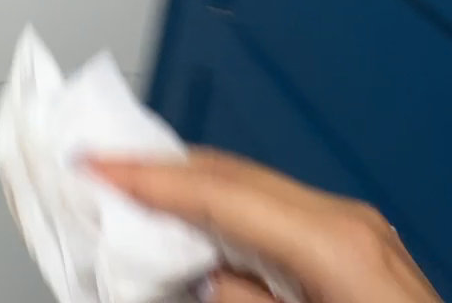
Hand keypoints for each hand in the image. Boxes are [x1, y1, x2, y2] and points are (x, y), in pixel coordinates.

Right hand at [92, 149, 442, 302]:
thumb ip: (242, 302)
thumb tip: (204, 271)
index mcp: (334, 243)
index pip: (220, 190)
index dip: (150, 175)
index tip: (96, 162)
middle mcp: (345, 221)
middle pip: (233, 174)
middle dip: (165, 172)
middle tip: (104, 173)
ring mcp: (354, 228)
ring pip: (250, 188)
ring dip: (192, 192)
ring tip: (138, 200)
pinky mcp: (354, 245)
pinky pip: (273, 212)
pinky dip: (228, 215)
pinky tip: (201, 231)